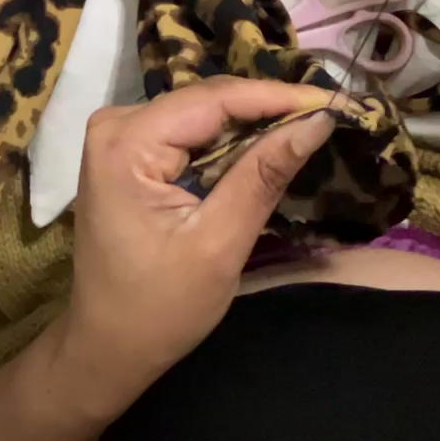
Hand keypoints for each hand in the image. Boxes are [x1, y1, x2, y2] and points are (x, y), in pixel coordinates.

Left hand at [53, 77, 337, 405]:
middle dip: (264, 108)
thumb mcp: (219, 243)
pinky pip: (183, 131)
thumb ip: (263, 175)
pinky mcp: (125, 150)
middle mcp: (115, 123)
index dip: (274, 97)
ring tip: (304, 125)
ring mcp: (116, 134)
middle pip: (203, 101)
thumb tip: (316, 122)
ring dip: (248, 123)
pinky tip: (261, 145)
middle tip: (326, 115)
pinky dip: (223, 140)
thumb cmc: (160, 306)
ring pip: (197, 113)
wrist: (107, 344)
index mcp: (127, 141)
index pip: (212, 99)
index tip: (332, 100)